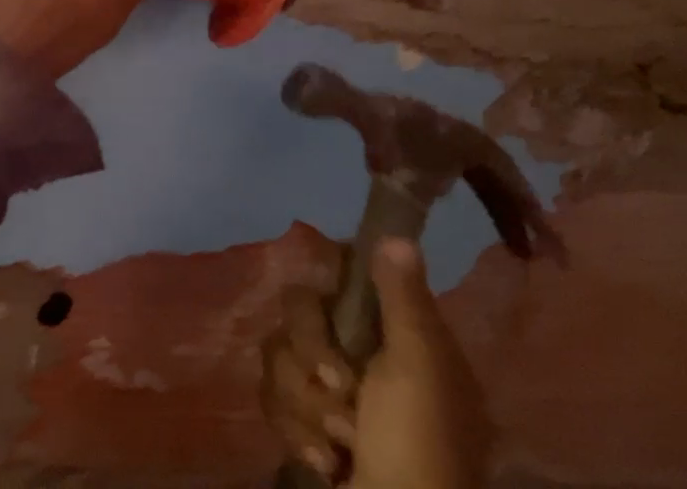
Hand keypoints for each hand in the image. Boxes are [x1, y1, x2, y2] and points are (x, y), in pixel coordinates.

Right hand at [262, 238, 491, 488]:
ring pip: (277, 360)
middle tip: (341, 388)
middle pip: (296, 318)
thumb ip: (402, 302)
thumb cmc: (421, 441)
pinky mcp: (304, 419)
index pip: (343, 283)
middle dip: (309, 357)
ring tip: (338, 441)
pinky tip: (325, 459)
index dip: (325, 292)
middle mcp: (361, 357)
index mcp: (397, 339)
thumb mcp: (420, 369)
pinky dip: (296, 432)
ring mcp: (330, 391)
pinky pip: (271, 399)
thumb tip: (395, 233)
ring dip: (304, 405)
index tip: (324, 307)